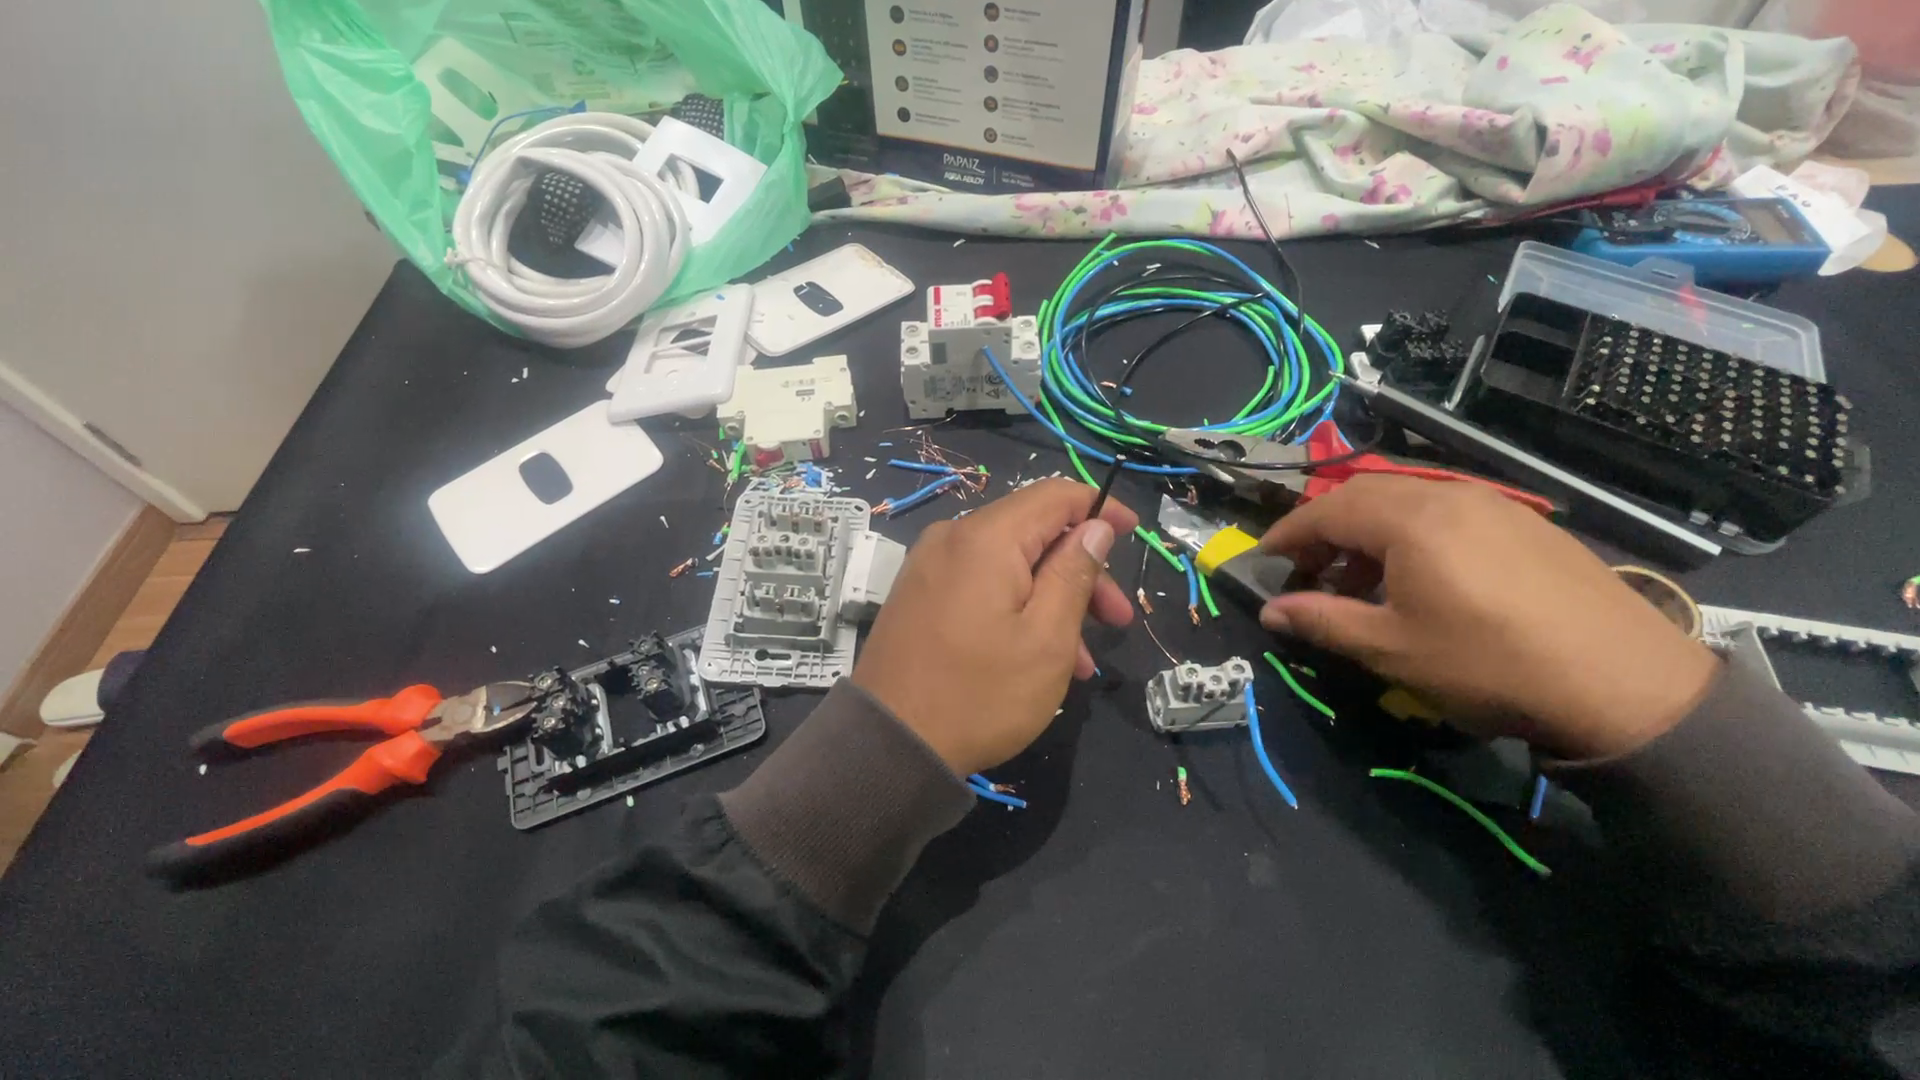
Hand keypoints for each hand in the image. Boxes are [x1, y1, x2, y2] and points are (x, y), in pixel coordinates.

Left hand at [852, 478, 1138, 776]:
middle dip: (1081, 570)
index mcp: (986, 538)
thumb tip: (1094, 526)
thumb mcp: (1046, 639)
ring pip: (1009, 564)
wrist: (889, 745)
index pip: (1054, 495)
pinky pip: (980, 585)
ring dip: (1052, 599)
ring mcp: (929, 567)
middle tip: (1117, 621)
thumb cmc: (980, 694)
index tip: (1132, 534)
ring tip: (1081, 660)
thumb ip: (1075, 573)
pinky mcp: (918, 596)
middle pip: (1032, 532)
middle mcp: (952, 538)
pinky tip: (1037, 656)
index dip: (1099, 509)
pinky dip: (1016, 608)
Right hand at [1257, 475, 1718, 758]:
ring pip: (1409, 502)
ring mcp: (1495, 505)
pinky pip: (1449, 514)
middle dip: (1325, 530)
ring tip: (1361, 583)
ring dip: (1370, 534)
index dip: (1288, 534)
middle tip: (1306, 572)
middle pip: (1365, 495)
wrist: (1625, 685)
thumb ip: (1323, 621)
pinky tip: (1422, 580)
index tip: (1263, 560)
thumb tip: (1270, 611)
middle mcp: (1450, 496)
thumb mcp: (1392, 650)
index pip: (1328, 510)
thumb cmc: (1489, 665)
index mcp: (1411, 520)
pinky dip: (1413, 536)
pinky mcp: (1527, 524)